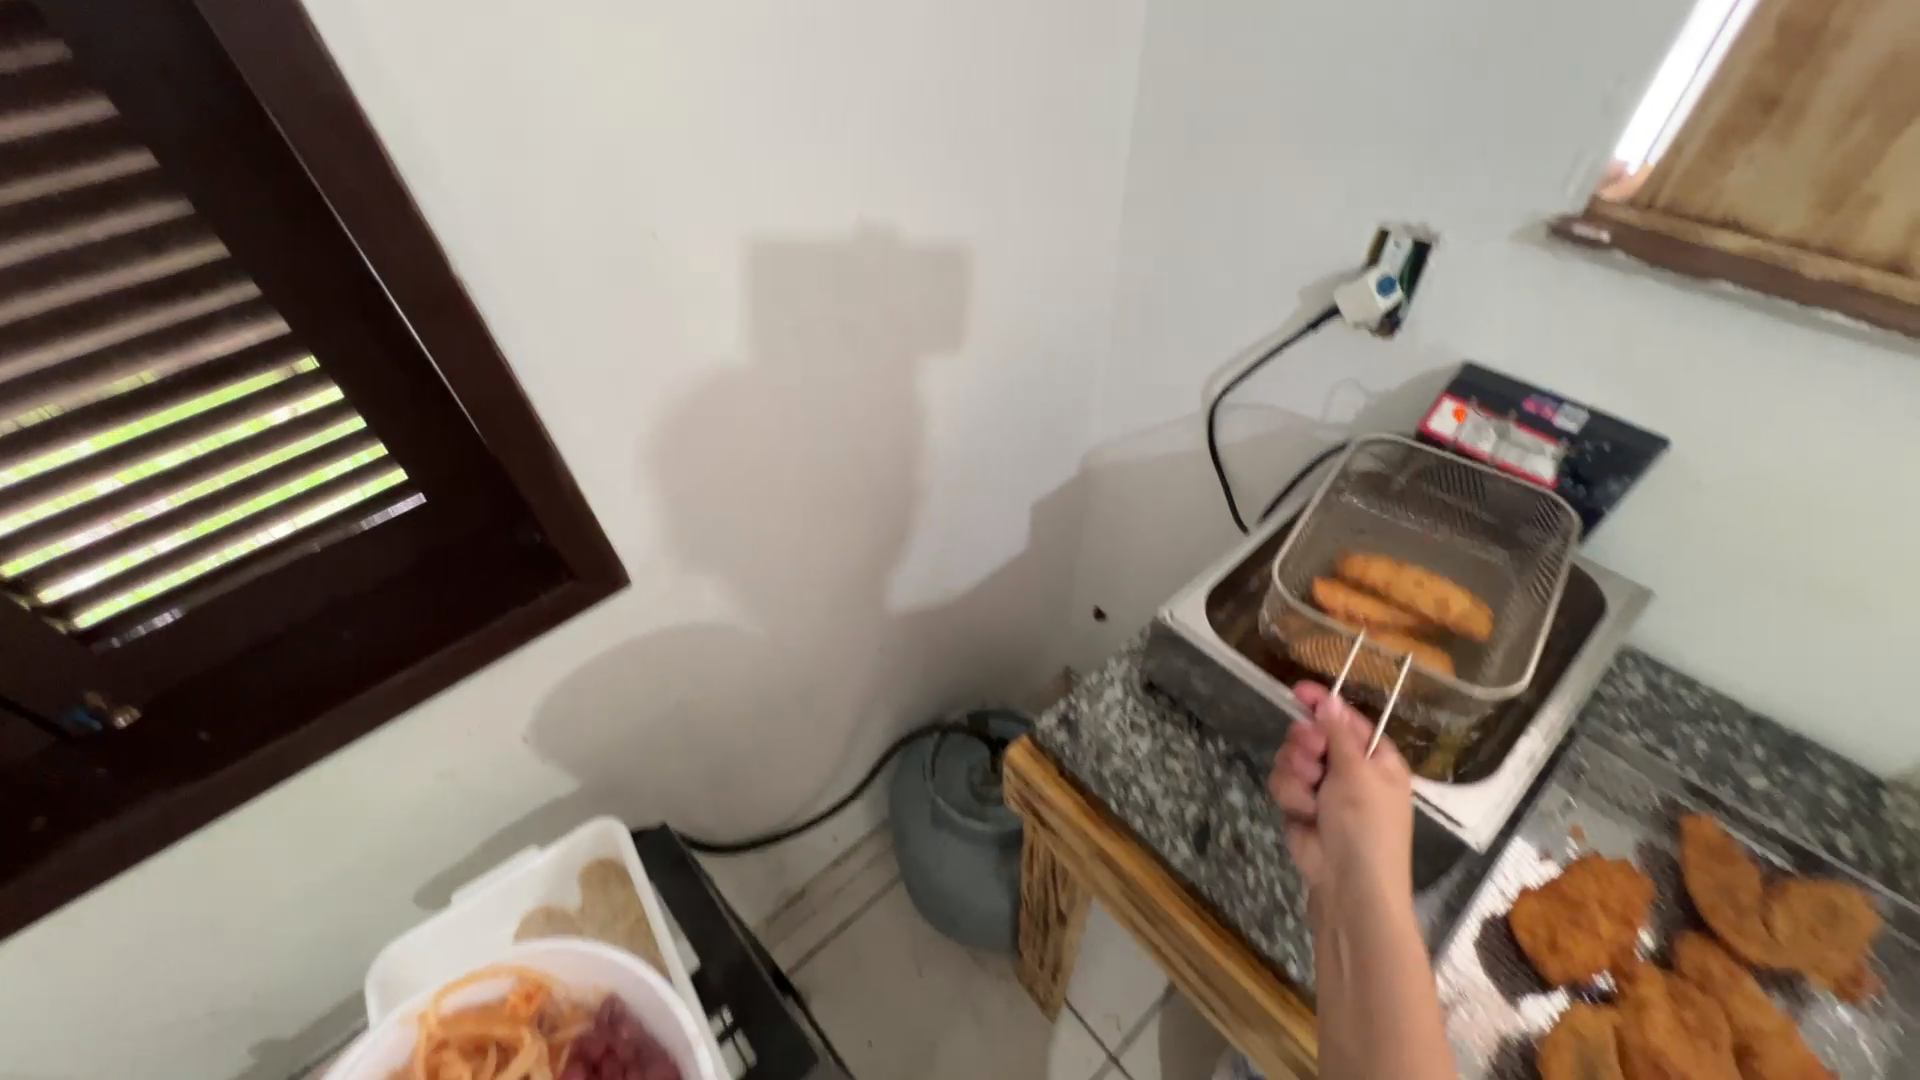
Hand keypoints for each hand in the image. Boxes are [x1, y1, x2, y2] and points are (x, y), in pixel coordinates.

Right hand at [1267, 681, 1414, 899]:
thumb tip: (1329, 698)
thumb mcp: (1357, 774)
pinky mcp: (1299, 805)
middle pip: (1313, 734)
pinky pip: (1282, 781)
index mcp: (1375, 760)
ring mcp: (1323, 788)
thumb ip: (1338, 733)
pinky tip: (1303, 814)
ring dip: (1297, 775)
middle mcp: (1349, 770)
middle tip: (1312, 756)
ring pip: (1292, 757)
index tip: (1297, 690)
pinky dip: (1290, 796)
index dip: (1323, 704)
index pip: (1346, 719)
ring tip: (1311, 798)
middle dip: (1306, 744)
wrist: (1348, 884)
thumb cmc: (1366, 826)